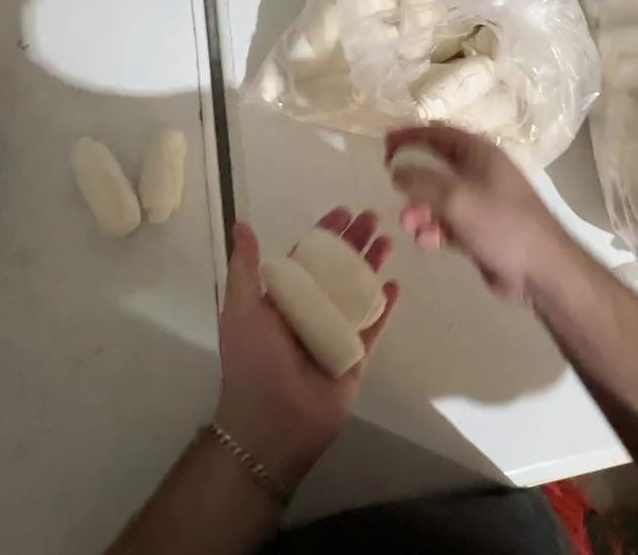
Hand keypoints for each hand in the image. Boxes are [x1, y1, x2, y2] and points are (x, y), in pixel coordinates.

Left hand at [214, 209, 400, 486]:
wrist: (273, 424)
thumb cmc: (254, 362)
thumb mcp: (242, 310)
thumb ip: (246, 268)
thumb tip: (242, 224)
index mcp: (283, 298)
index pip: (308, 256)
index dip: (326, 233)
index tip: (344, 212)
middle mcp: (310, 310)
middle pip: (337, 268)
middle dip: (355, 243)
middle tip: (375, 218)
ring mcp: (334, 333)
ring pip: (358, 291)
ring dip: (372, 266)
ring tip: (388, 242)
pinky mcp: (355, 357)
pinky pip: (373, 326)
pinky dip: (384, 306)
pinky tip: (395, 285)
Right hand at [386, 125, 577, 303]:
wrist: (541, 269)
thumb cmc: (501, 223)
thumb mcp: (456, 197)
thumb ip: (422, 181)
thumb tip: (397, 170)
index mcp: (480, 154)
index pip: (439, 133)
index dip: (411, 135)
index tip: (385, 144)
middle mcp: (480, 173)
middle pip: (436, 167)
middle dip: (413, 179)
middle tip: (392, 186)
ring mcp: (480, 203)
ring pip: (439, 199)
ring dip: (421, 210)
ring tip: (410, 225)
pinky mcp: (478, 231)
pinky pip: (447, 224)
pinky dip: (434, 230)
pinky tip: (428, 243)